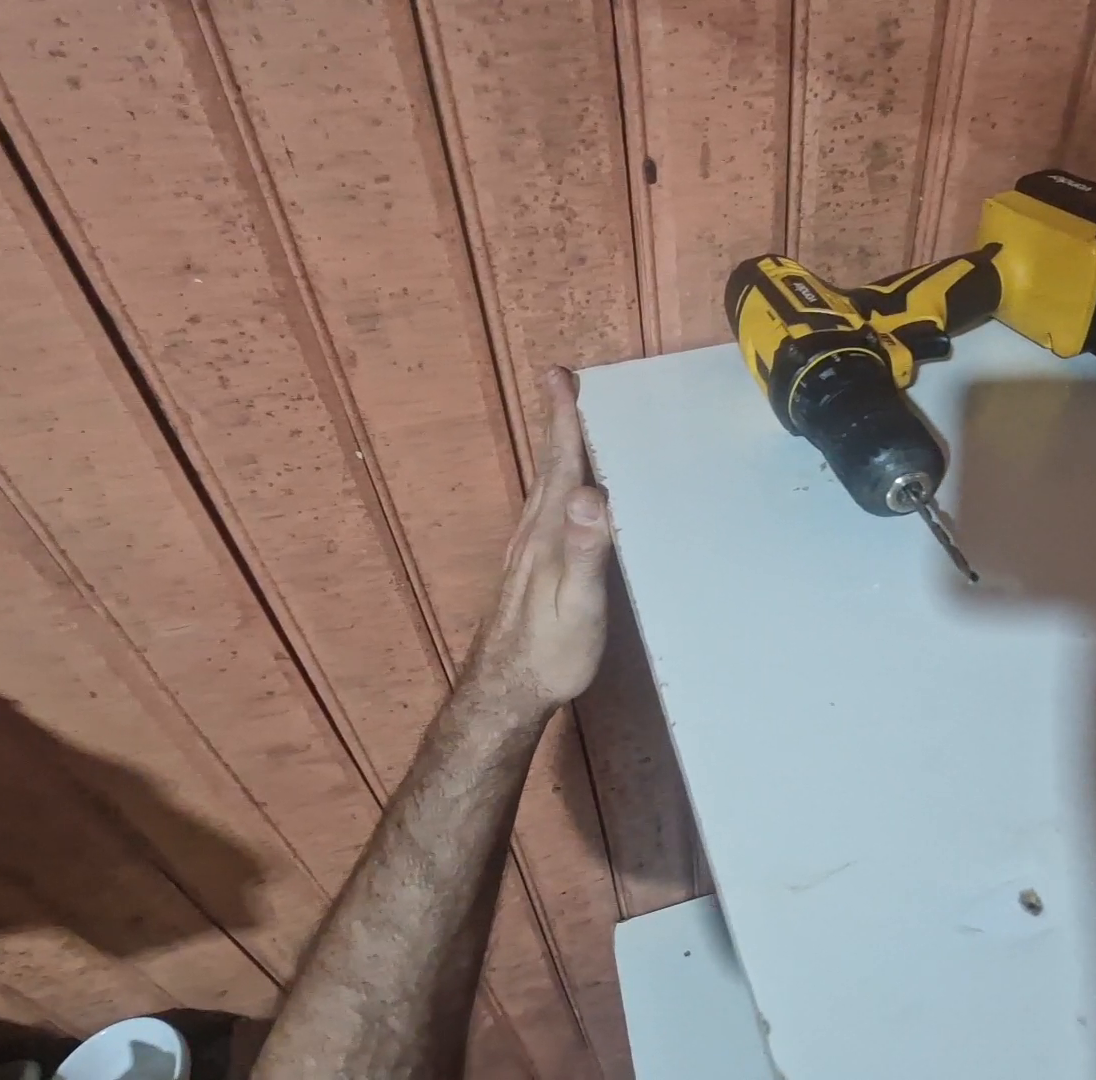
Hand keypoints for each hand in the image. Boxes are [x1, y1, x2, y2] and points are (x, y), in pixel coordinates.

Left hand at [465, 368, 611, 715]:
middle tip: (561, 382)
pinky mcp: (525, 569)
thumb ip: (585, 553)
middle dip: (556, 423)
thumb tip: (592, 494)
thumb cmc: (550, 653)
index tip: (560, 376)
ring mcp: (525, 551)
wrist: (503, 692)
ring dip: (554, 450)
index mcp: (549, 536)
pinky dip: (552, 483)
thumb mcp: (578, 607)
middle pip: (547, 468)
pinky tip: (559, 494)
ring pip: (542, 488)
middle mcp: (532, 534)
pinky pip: (542, 509)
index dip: (563, 422)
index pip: (561, 468)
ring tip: (563, 425)